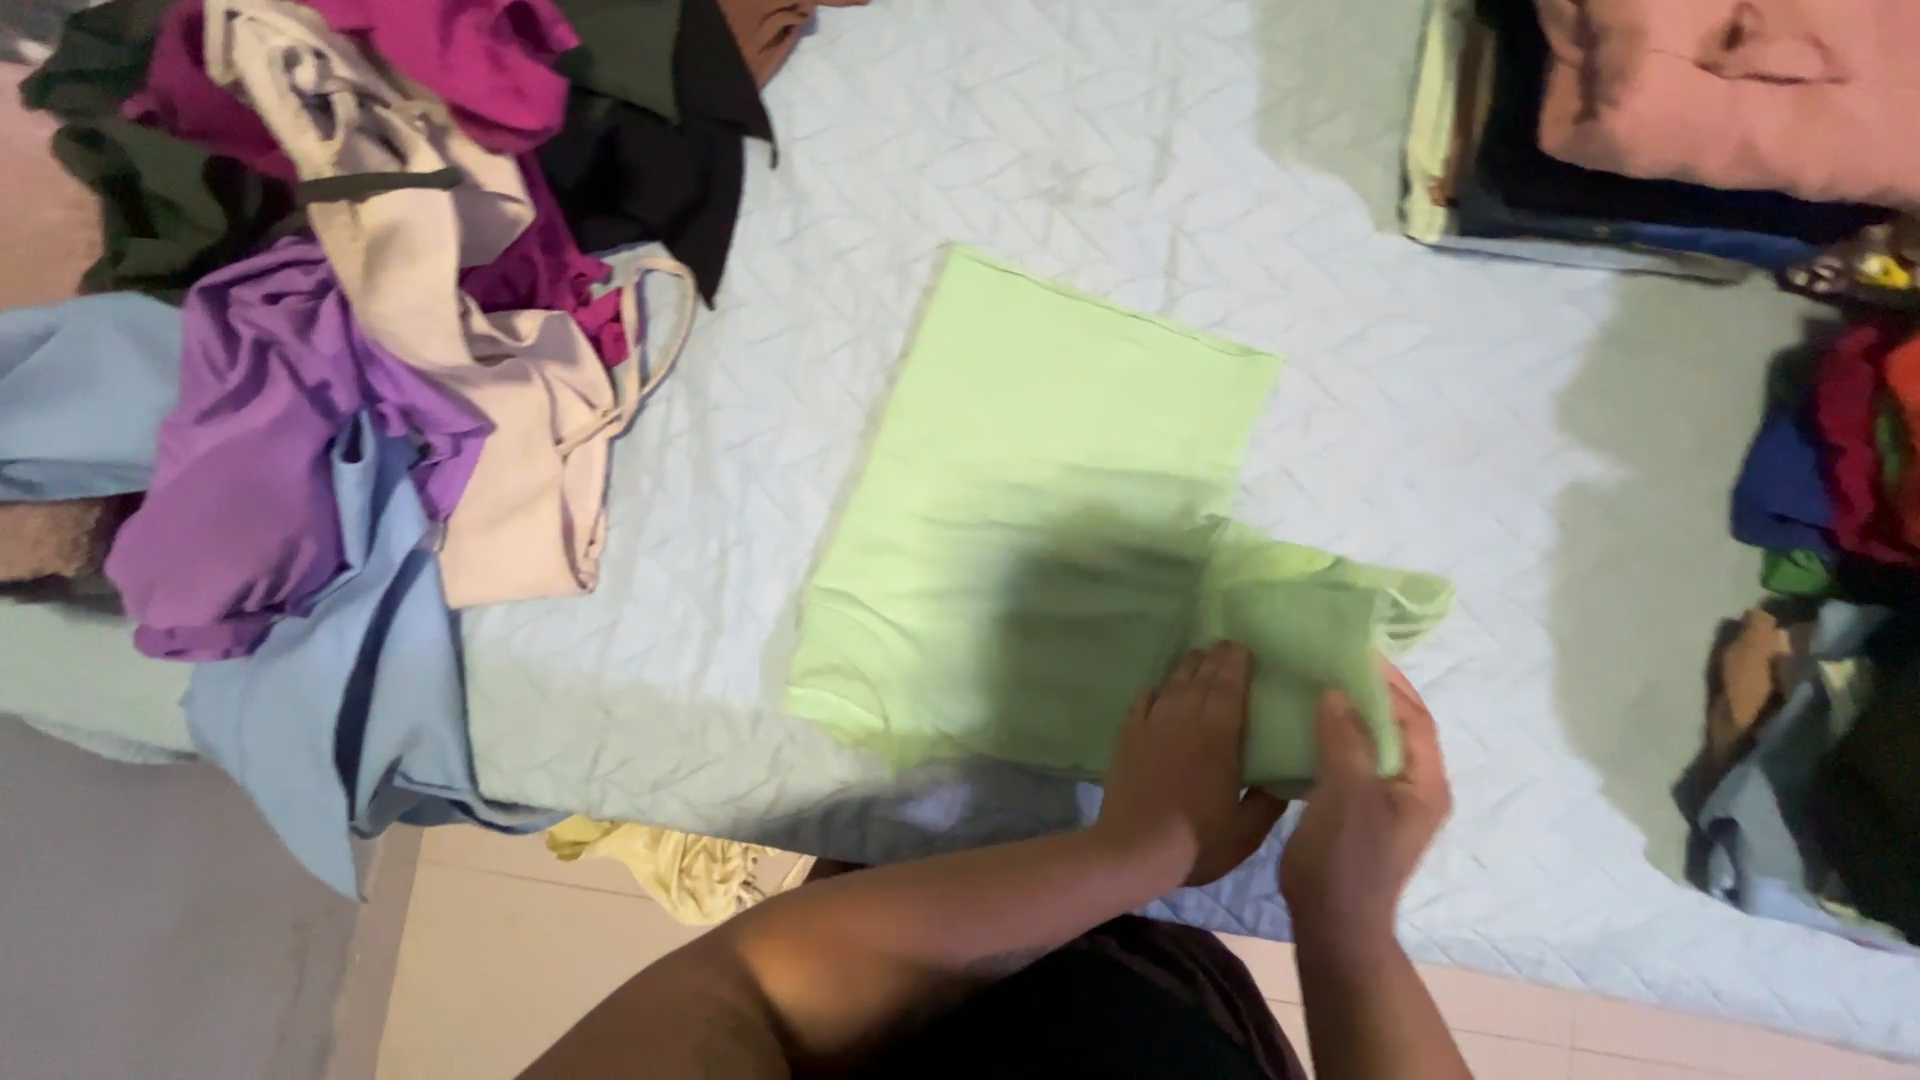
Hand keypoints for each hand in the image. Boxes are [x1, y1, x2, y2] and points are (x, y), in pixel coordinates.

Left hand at [1095, 642, 1289, 888]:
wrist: (1133, 848)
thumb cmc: (1197, 840)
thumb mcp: (1247, 831)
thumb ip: (1268, 800)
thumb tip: (1284, 777)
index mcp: (1219, 735)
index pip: (1230, 687)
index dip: (1237, 664)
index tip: (1244, 647)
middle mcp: (1185, 718)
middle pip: (1202, 678)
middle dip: (1215, 659)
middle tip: (1225, 644)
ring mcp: (1152, 723)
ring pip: (1173, 684)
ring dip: (1187, 668)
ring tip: (1197, 657)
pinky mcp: (1128, 734)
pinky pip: (1142, 701)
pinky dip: (1153, 690)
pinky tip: (1157, 687)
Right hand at [1280, 660, 1450, 952]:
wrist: (1332, 920)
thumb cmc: (1346, 859)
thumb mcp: (1347, 795)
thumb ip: (1344, 739)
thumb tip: (1337, 690)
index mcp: (1425, 783)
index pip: (1414, 719)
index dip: (1388, 684)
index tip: (1353, 652)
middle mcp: (1412, 786)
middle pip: (1396, 726)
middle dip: (1368, 693)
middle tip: (1329, 662)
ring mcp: (1384, 798)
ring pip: (1370, 741)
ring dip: (1348, 712)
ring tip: (1313, 684)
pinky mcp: (1357, 806)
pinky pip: (1349, 757)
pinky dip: (1332, 734)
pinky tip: (1303, 724)